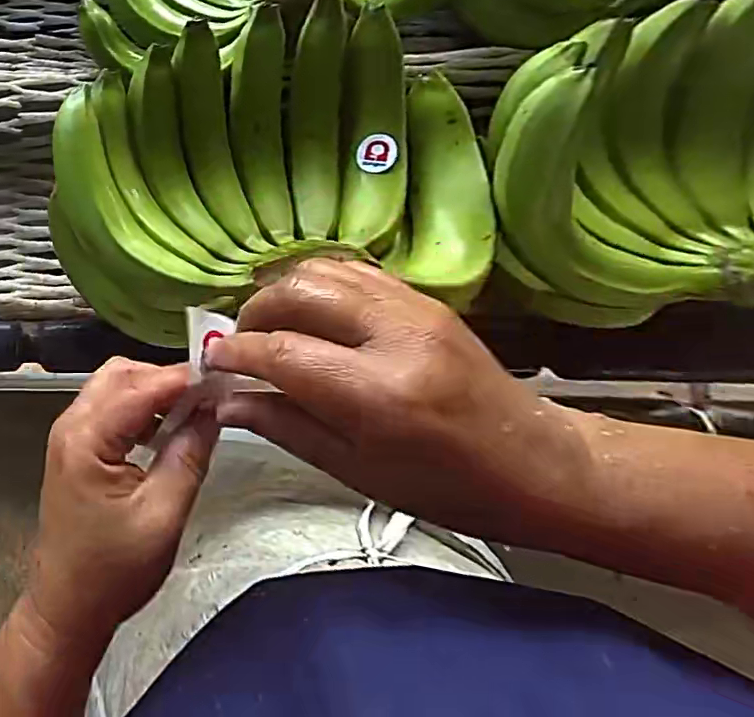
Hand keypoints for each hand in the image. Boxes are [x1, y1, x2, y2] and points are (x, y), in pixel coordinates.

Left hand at [25, 357, 218, 647]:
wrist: (69, 603)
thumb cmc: (112, 570)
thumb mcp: (163, 516)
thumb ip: (188, 456)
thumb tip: (210, 411)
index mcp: (85, 438)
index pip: (137, 388)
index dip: (179, 379)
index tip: (217, 377)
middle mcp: (70, 425)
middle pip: (119, 374)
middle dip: (163, 378)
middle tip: (205, 395)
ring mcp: (68, 433)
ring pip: (112, 386)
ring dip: (151, 391)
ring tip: (191, 410)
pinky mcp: (75, 445)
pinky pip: (108, 408)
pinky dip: (137, 407)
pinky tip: (163, 428)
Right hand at [207, 258, 597, 542]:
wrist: (541, 464)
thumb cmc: (447, 485)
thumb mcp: (355, 470)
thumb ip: (282, 425)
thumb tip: (223, 402)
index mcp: (379, 394)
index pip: (281, 352)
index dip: (236, 352)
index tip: (212, 360)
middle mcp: (394, 337)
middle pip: (294, 295)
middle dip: (252, 315)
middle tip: (242, 343)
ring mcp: (412, 308)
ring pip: (318, 270)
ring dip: (280, 293)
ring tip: (271, 325)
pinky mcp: (421, 297)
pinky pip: (349, 269)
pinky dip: (313, 283)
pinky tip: (307, 311)